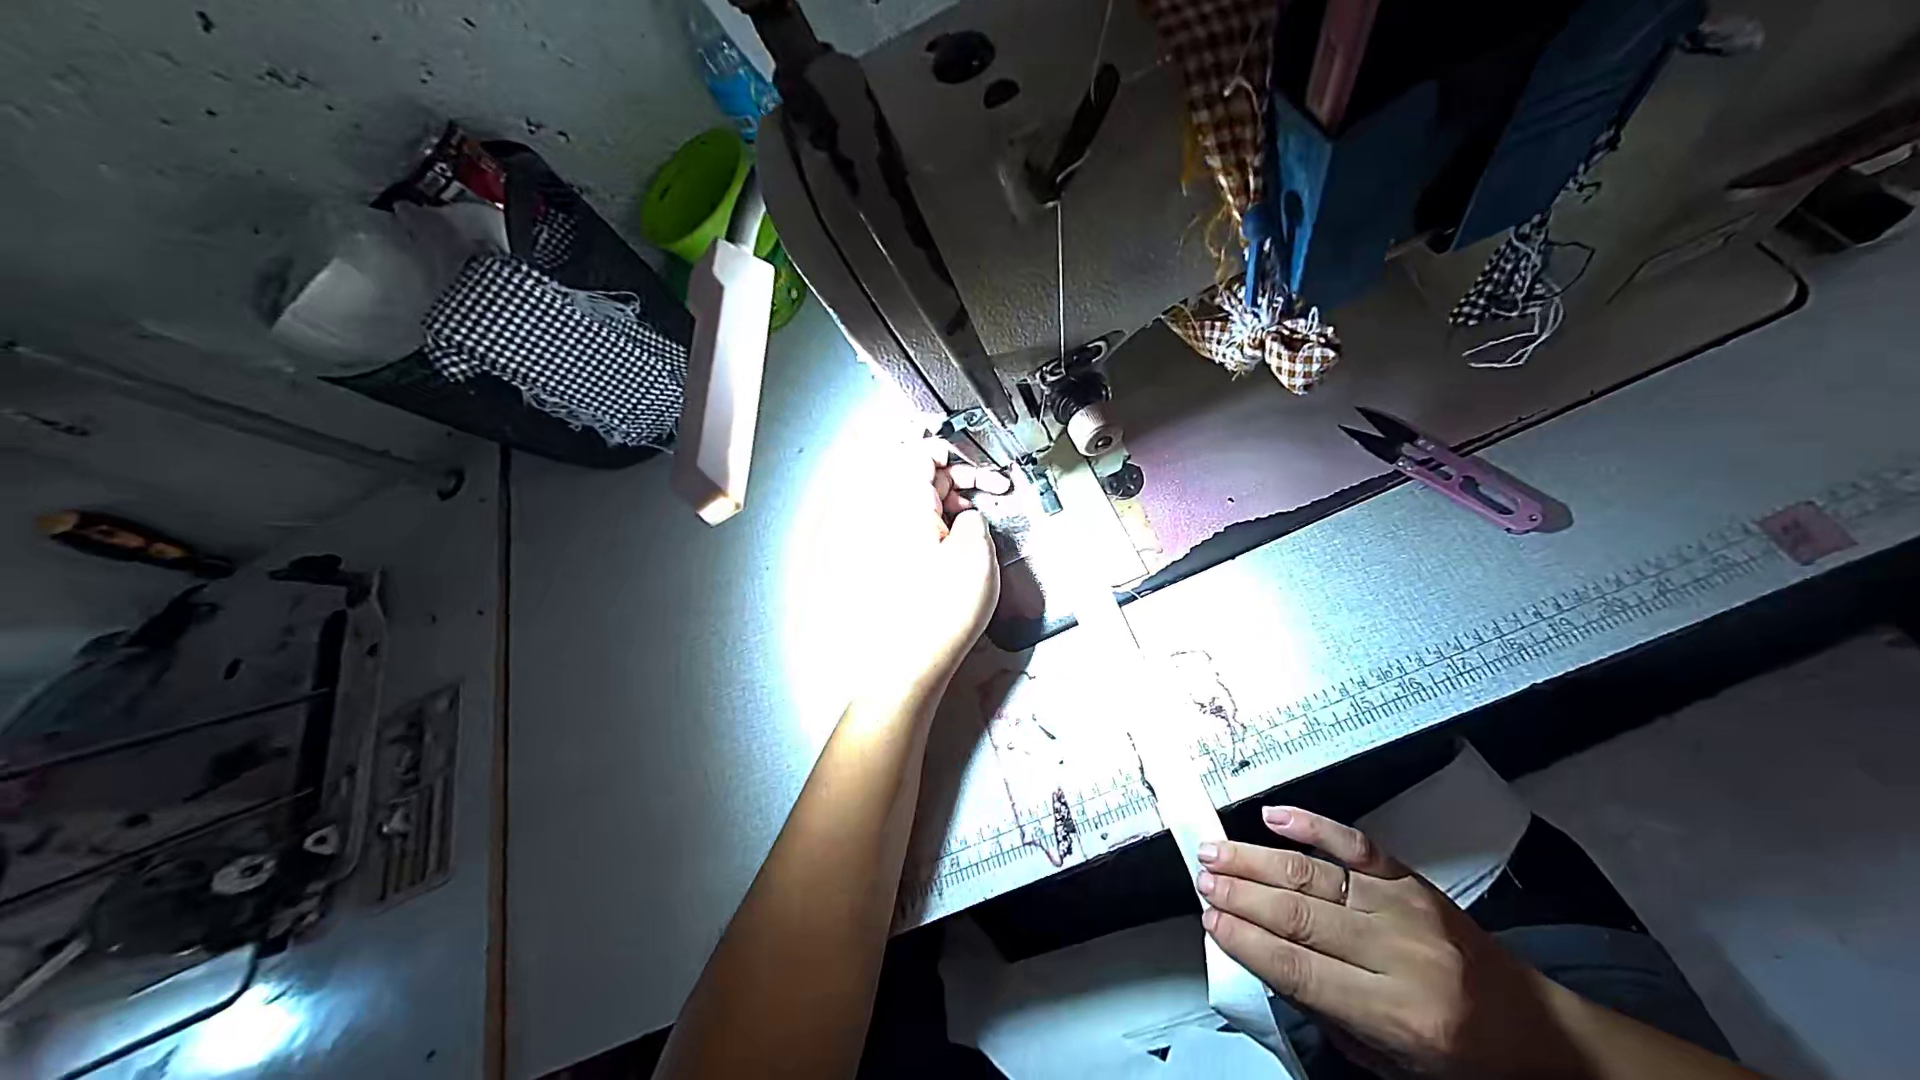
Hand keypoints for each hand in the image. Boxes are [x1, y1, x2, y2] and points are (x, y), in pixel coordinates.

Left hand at [870, 438, 1008, 691]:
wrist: (907, 661)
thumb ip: (974, 517)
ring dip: (949, 507)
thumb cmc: (935, 614)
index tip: (982, 469)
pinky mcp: (883, 563)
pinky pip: (910, 529)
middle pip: (919, 477)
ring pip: (917, 505)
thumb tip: (969, 516)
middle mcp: (883, 517)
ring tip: (975, 528)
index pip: (922, 453)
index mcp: (902, 504)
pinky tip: (956, 549)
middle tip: (988, 496)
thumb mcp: (976, 551)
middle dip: (958, 482)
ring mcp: (879, 541)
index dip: (957, 454)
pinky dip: (935, 529)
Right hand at [1197, 808, 1576, 1078]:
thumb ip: (1324, 1010)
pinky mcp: (1413, 879)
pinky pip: (1355, 843)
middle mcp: (1403, 955)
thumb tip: (1259, 954)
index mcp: (1402, 1015)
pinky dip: (1311, 825)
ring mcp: (1408, 907)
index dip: (1246, 941)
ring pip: (1314, 875)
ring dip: (1256, 861)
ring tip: (1215, 853)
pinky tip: (1273, 816)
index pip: (1299, 969)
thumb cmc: (1463, 1058)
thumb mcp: (1391, 1062)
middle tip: (1203, 882)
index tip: (1210, 922)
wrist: (1540, 1033)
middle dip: (1240, 896)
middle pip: (1299, 915)